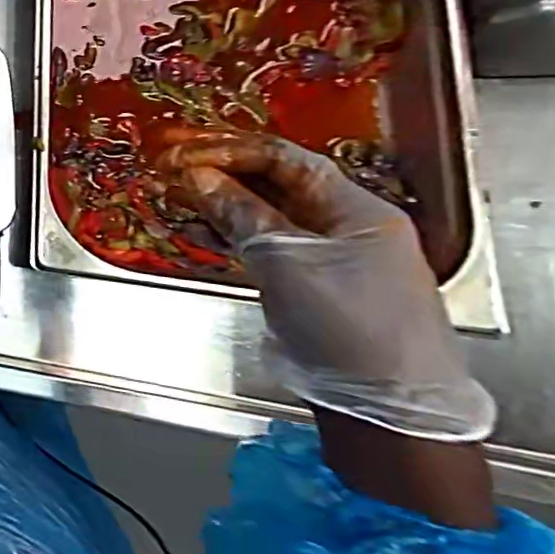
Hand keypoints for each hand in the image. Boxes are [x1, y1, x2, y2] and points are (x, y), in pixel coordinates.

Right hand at [158, 129, 494, 441]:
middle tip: (171, 166)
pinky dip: (227, 230)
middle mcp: (343, 224)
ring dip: (217, 201)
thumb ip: (239, 211)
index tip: (183, 153)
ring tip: (174, 195)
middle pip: (273, 181)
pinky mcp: (308, 279)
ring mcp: (326, 252)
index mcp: (355, 209)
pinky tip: (197, 228)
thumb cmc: (347, 324)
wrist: (382, 404)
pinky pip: (261, 239)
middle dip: (219, 171)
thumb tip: (197, 175)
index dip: (229, 150)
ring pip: (263, 210)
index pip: (284, 158)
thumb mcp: (284, 258)